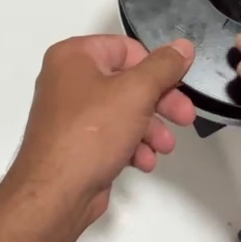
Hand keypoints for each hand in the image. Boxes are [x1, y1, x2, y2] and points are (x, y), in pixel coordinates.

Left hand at [4, 36, 197, 226]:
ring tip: (163, 146)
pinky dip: (131, 145)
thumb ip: (164, 67)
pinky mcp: (76, 143)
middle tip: (184, 117)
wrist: (56, 194)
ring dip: (150, 129)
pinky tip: (144, 161)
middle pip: (128, 82)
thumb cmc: (89, 135)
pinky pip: (112, 135)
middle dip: (159, 103)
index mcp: (73, 57)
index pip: (125, 49)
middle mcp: (68, 80)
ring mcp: (71, 114)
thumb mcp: (136, 92)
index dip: (156, 67)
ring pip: (123, 111)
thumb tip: (181, 47)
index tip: (179, 85)